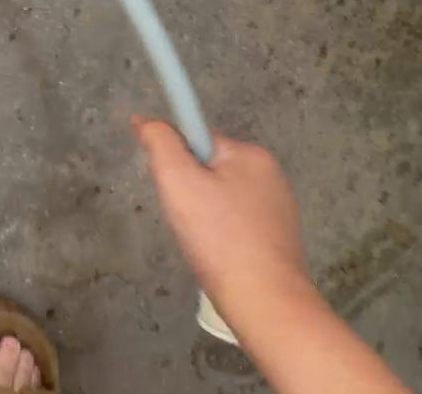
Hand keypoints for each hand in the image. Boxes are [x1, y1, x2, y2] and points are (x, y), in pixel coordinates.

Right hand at [132, 116, 311, 309]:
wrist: (264, 302)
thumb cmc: (217, 234)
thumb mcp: (175, 177)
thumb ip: (158, 139)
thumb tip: (144, 120)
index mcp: (251, 155)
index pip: (194, 137)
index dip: (173, 158)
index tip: (173, 186)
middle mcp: (270, 174)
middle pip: (205, 164)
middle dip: (186, 184)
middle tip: (183, 212)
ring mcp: (277, 207)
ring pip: (217, 191)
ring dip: (200, 206)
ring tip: (199, 234)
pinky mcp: (276, 234)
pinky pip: (232, 215)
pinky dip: (217, 226)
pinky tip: (216, 247)